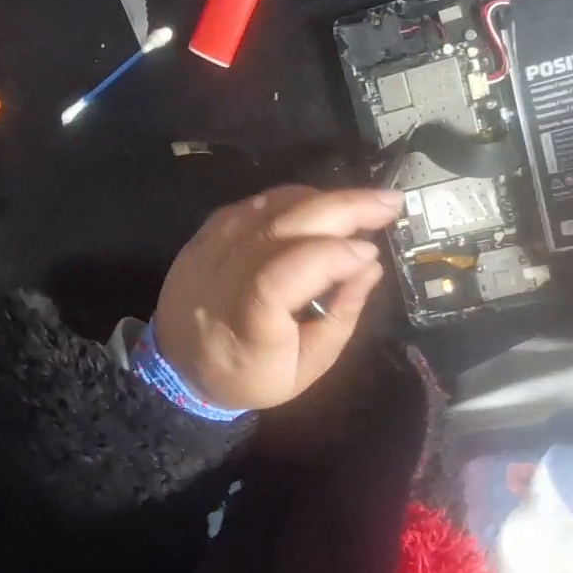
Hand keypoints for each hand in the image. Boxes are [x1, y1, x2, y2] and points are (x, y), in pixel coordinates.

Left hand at [155, 186, 403, 411]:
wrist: (182, 369)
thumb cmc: (253, 375)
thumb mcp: (308, 367)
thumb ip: (341, 317)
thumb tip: (370, 266)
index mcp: (244, 328)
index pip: (279, 277)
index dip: (329, 255)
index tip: (372, 252)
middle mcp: (218, 282)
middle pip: (278, 228)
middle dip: (342, 209)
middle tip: (389, 203)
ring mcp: (205, 253)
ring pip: (267, 208)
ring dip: (322, 198)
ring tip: (364, 202)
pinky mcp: (202, 236)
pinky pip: (252, 204)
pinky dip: (293, 198)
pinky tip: (323, 203)